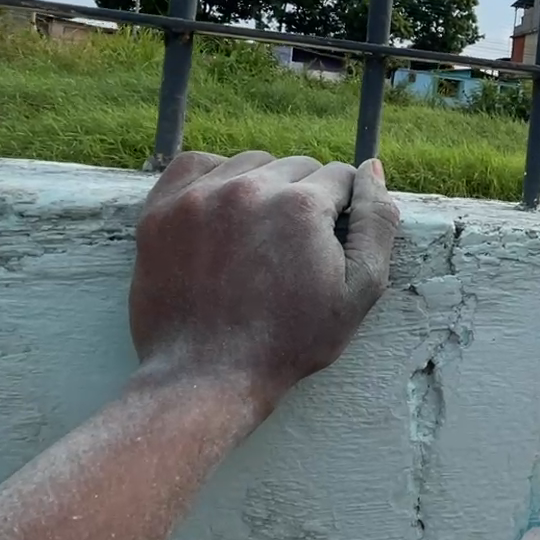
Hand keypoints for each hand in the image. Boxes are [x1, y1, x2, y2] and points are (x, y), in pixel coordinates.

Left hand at [127, 151, 400, 410]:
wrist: (207, 376)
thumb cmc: (291, 339)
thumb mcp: (361, 289)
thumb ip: (377, 222)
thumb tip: (373, 168)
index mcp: (302, 205)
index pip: (342, 176)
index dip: (345, 211)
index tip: (331, 244)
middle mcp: (251, 188)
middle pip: (299, 166)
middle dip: (308, 197)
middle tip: (297, 246)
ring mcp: (200, 196)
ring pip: (253, 162)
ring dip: (266, 186)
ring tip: (263, 233)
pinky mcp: (162, 210)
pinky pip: (198, 164)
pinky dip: (217, 177)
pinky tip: (226, 209)